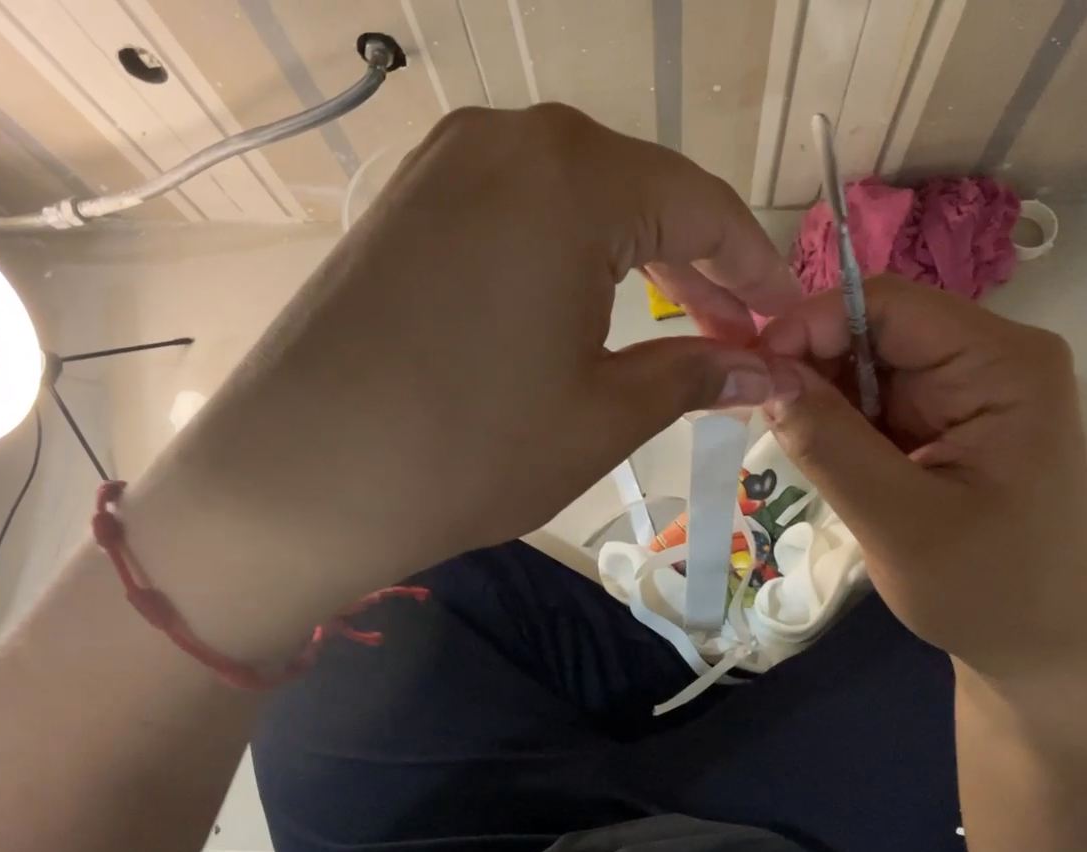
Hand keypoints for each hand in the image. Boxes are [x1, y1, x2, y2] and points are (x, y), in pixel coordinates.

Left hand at [128, 105, 800, 651]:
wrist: (297, 477)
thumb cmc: (468, 449)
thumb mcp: (602, 417)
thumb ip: (695, 374)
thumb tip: (766, 370)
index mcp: (572, 175)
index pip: (703, 206)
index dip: (758, 269)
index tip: (789, 319)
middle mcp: (509, 139)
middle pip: (640, 189)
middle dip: (697, 261)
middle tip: (736, 330)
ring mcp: (445, 163)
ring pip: (576, 197)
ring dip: (632, 254)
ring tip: (672, 319)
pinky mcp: (406, 201)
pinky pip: (517, 208)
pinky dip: (566, 251)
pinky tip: (584, 300)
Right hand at [759, 276, 1086, 677]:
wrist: (1035, 649)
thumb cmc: (985, 592)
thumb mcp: (898, 522)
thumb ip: (829, 444)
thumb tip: (763, 377)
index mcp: (1005, 365)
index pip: (890, 304)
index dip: (810, 323)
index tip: (750, 371)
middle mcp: (994, 359)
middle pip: (879, 328)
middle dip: (813, 364)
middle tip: (756, 410)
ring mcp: (974, 391)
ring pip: (872, 364)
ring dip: (823, 397)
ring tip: (788, 442)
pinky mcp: (954, 422)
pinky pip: (881, 400)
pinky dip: (842, 422)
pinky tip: (822, 455)